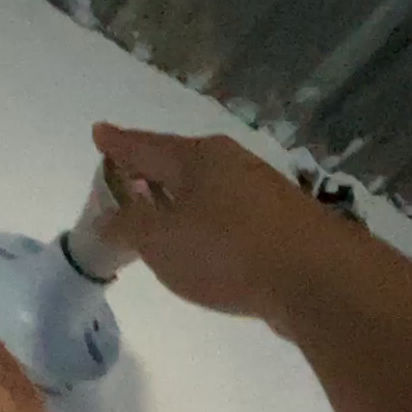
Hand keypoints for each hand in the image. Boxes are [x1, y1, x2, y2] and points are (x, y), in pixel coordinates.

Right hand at [93, 123, 347, 337]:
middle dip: (146, 171)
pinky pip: (219, 213)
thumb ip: (128, 226)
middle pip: (175, 163)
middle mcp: (228, 164)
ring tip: (152, 213)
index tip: (98, 133)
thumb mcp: (161, 241)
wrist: (313, 278)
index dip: (118, 144)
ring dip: (173, 199)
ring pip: (200, 189)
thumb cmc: (226, 252)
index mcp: (197, 158)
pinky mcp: (273, 223)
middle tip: (121, 179)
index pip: (145, 145)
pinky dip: (197, 220)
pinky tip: (194, 240)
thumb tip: (105, 217)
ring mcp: (255, 192)